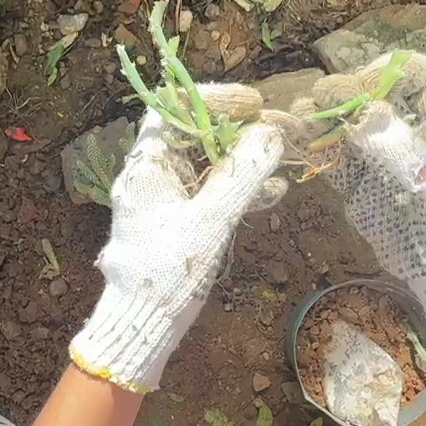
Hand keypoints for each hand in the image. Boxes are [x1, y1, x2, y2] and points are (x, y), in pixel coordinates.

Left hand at [68, 85, 283, 391]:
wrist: (141, 327)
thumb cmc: (166, 272)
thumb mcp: (210, 219)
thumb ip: (242, 175)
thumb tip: (271, 132)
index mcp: (145, 165)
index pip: (172, 107)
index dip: (212, 98)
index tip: (251, 105)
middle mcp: (149, 175)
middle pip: (195, 133)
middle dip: (240, 129)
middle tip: (281, 130)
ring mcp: (162, 199)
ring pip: (206, 164)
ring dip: (244, 159)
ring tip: (284, 158)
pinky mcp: (175, 222)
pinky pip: (208, 192)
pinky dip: (237, 188)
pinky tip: (273, 191)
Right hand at [306, 53, 425, 350]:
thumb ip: (394, 144)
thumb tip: (362, 110)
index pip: (416, 75)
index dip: (386, 74)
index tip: (360, 89)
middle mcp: (411, 132)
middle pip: (373, 97)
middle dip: (342, 95)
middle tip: (317, 103)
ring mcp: (385, 159)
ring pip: (347, 127)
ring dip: (320, 119)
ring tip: (295, 119)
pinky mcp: (363, 185)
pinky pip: (336, 160)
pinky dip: (314, 148)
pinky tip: (292, 137)